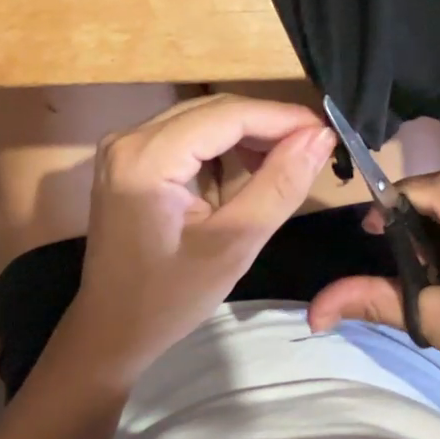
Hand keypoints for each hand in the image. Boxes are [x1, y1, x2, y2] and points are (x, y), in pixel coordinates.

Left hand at [65, 94, 337, 379]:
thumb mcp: (234, 244)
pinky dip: (219, 148)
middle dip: (266, 126)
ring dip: (245, 136)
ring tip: (286, 163)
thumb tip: (320, 137)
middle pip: (212, 111)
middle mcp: (128, 138)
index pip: (226, 115)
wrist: (111, 328)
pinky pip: (184, 136)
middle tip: (315, 149)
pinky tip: (247, 171)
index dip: (280, 117)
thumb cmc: (170, 297)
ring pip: (200, 120)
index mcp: (146, 158)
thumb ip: (279, 185)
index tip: (327, 132)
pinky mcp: (128, 158)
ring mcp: (123, 146)